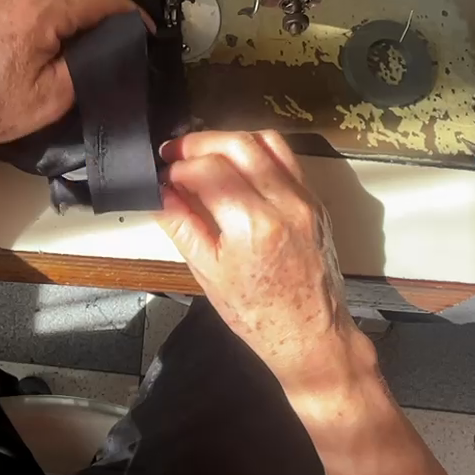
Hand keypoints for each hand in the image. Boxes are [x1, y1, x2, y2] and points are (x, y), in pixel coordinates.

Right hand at [157, 131, 362, 387]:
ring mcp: (304, 200)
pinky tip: (236, 166)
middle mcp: (284, 204)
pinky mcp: (314, 201)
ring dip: (228, 140)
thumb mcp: (206, 272)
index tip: (164, 176)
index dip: (178, 167)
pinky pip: (285, 158)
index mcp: (253, 226)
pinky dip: (256, 152)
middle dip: (199, 143)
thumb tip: (160, 193)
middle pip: (237, 143)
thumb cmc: (258, 313)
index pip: (208, 169)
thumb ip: (181, 224)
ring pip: (265, 141)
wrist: (309, 334)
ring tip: (204, 155)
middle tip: (175, 154)